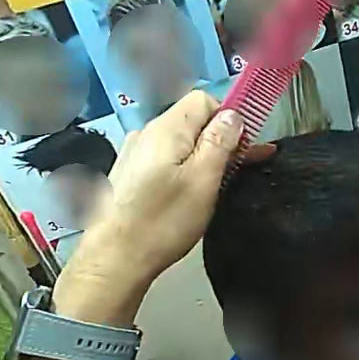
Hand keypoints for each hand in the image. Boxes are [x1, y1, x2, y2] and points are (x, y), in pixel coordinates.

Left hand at [54, 92, 268, 319]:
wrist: (114, 259)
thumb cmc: (165, 220)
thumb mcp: (204, 180)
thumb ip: (220, 142)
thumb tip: (233, 115)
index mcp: (167, 128)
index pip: (205, 100)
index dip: (229, 119)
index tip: (244, 148)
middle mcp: (147, 132)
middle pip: (192, 120)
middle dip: (219, 139)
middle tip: (241, 168)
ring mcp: (134, 153)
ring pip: (179, 142)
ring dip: (202, 155)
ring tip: (218, 184)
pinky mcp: (128, 174)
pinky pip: (164, 159)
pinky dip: (183, 168)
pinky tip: (188, 193)